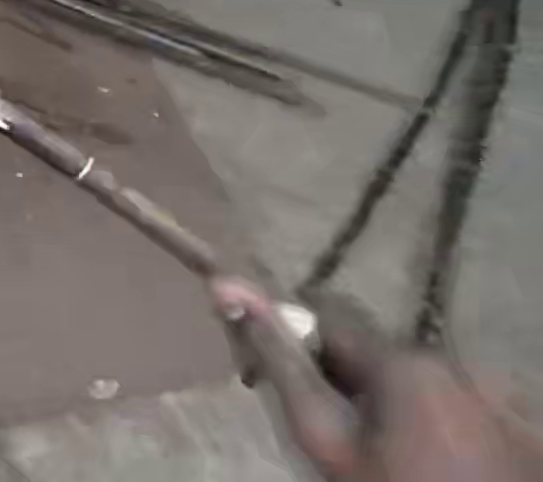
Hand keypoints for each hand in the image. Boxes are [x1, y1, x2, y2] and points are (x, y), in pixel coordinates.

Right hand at [211, 277, 541, 481]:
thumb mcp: (318, 429)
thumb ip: (273, 352)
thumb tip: (222, 280)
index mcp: (406, 360)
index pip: (320, 307)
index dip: (289, 330)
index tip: (274, 367)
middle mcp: (458, 366)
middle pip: (367, 344)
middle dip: (335, 367)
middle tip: (323, 417)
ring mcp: (503, 401)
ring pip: (406, 373)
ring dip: (378, 392)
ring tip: (374, 442)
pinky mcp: (524, 432)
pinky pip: (449, 400)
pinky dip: (422, 415)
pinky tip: (420, 454)